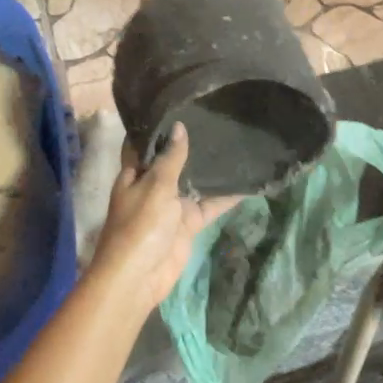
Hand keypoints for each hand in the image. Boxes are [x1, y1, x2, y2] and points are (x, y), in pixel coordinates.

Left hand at [94, 123, 239, 307]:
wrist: (139, 277)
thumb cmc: (140, 226)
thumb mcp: (155, 186)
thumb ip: (171, 158)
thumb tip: (179, 127)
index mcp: (135, 174)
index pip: (145, 144)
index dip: (159, 127)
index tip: (180, 105)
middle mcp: (152, 186)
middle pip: (173, 161)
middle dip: (191, 145)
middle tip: (217, 117)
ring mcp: (171, 206)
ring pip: (194, 182)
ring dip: (211, 169)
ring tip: (236, 141)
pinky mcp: (188, 224)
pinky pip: (209, 205)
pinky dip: (226, 197)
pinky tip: (247, 181)